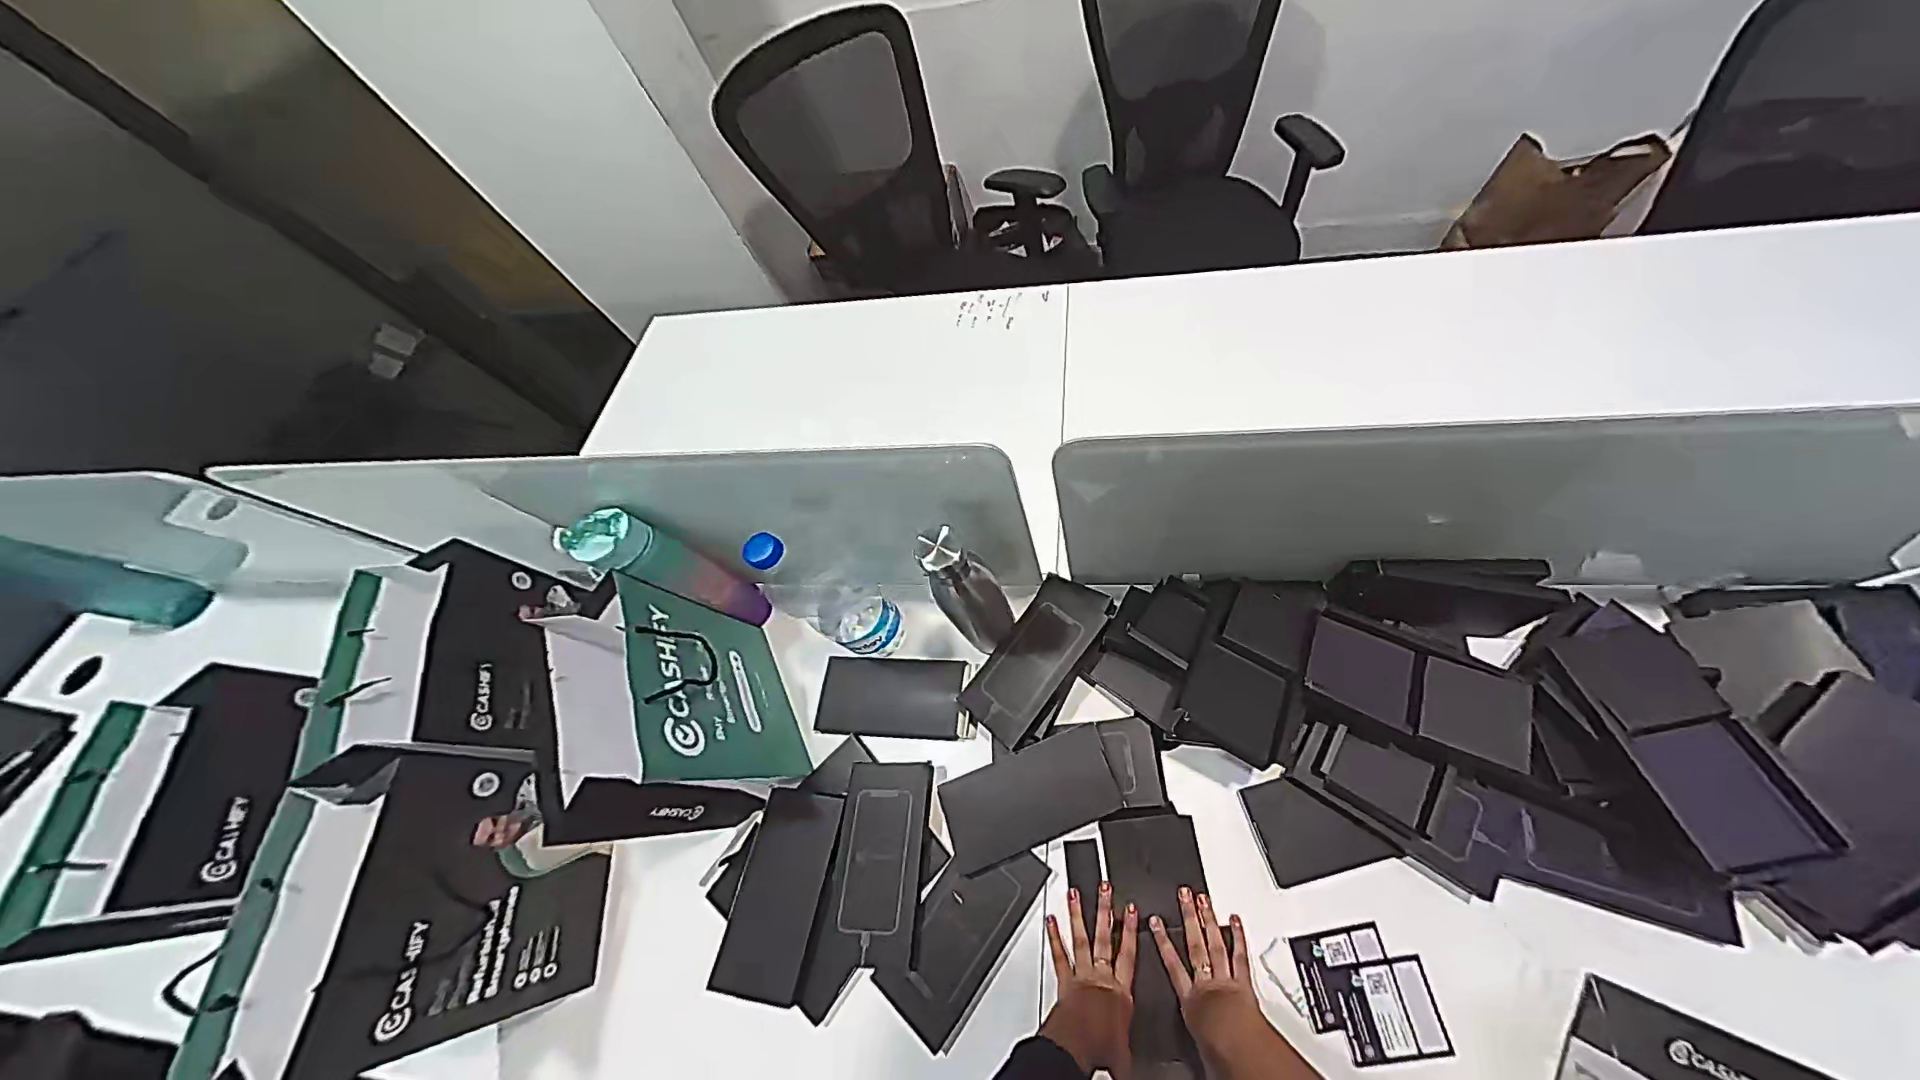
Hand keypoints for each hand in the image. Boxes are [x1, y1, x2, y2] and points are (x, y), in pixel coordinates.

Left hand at [1042, 881, 1138, 1077]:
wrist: (1079, 1051)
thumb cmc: (1102, 1051)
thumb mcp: (1124, 1051)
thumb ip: (1126, 1041)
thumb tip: (1131, 1060)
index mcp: (1121, 991)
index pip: (1128, 953)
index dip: (1130, 930)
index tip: (1131, 909)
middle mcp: (1102, 978)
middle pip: (1104, 937)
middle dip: (1105, 911)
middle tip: (1104, 888)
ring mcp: (1082, 976)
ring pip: (1081, 939)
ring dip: (1078, 915)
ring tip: (1074, 893)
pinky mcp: (1065, 982)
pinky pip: (1060, 956)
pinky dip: (1054, 937)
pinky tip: (1050, 920)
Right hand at [1150, 889, 1319, 1079]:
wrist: (1240, 1053)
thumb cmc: (1220, 1055)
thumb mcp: (1198, 1049)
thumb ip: (1192, 1033)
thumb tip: (1189, 1050)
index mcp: (1190, 1000)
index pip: (1172, 964)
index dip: (1163, 941)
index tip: (1155, 922)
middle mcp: (1205, 985)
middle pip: (1194, 945)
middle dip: (1189, 918)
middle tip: (1184, 896)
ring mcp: (1225, 981)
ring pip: (1214, 944)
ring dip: (1208, 919)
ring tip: (1203, 899)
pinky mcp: (1245, 985)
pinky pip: (1240, 958)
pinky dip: (1238, 937)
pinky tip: (1234, 920)